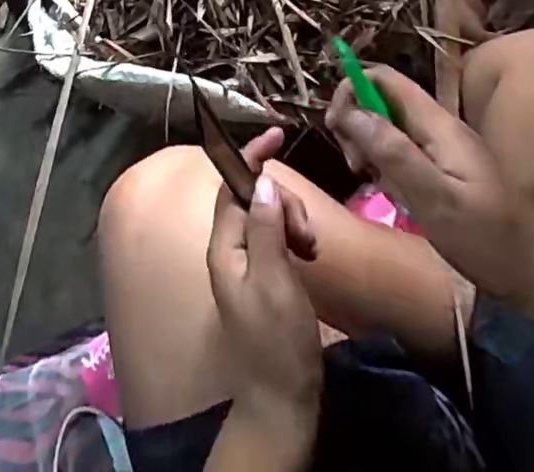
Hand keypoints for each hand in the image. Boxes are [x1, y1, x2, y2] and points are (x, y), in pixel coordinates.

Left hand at [207, 166, 322, 428]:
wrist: (281, 399)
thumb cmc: (277, 340)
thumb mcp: (274, 280)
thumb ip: (266, 228)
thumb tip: (262, 182)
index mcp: (224, 245)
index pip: (230, 186)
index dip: (249, 157)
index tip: (275, 135)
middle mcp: (229, 248)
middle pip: (252, 198)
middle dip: (283, 202)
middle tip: (306, 237)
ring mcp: (246, 262)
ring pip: (268, 216)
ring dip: (292, 221)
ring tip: (310, 249)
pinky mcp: (263, 275)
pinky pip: (276, 238)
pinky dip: (293, 238)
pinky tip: (308, 255)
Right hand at [324, 65, 533, 303]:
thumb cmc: (486, 239)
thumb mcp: (434, 198)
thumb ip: (393, 152)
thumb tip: (352, 112)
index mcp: (438, 125)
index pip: (384, 79)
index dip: (353, 90)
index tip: (338, 127)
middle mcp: (436, 127)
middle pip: (379, 99)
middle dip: (355, 122)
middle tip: (354, 163)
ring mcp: (438, 147)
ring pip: (384, 124)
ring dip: (365, 144)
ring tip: (367, 176)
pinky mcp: (438, 166)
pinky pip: (396, 149)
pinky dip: (381, 162)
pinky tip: (387, 189)